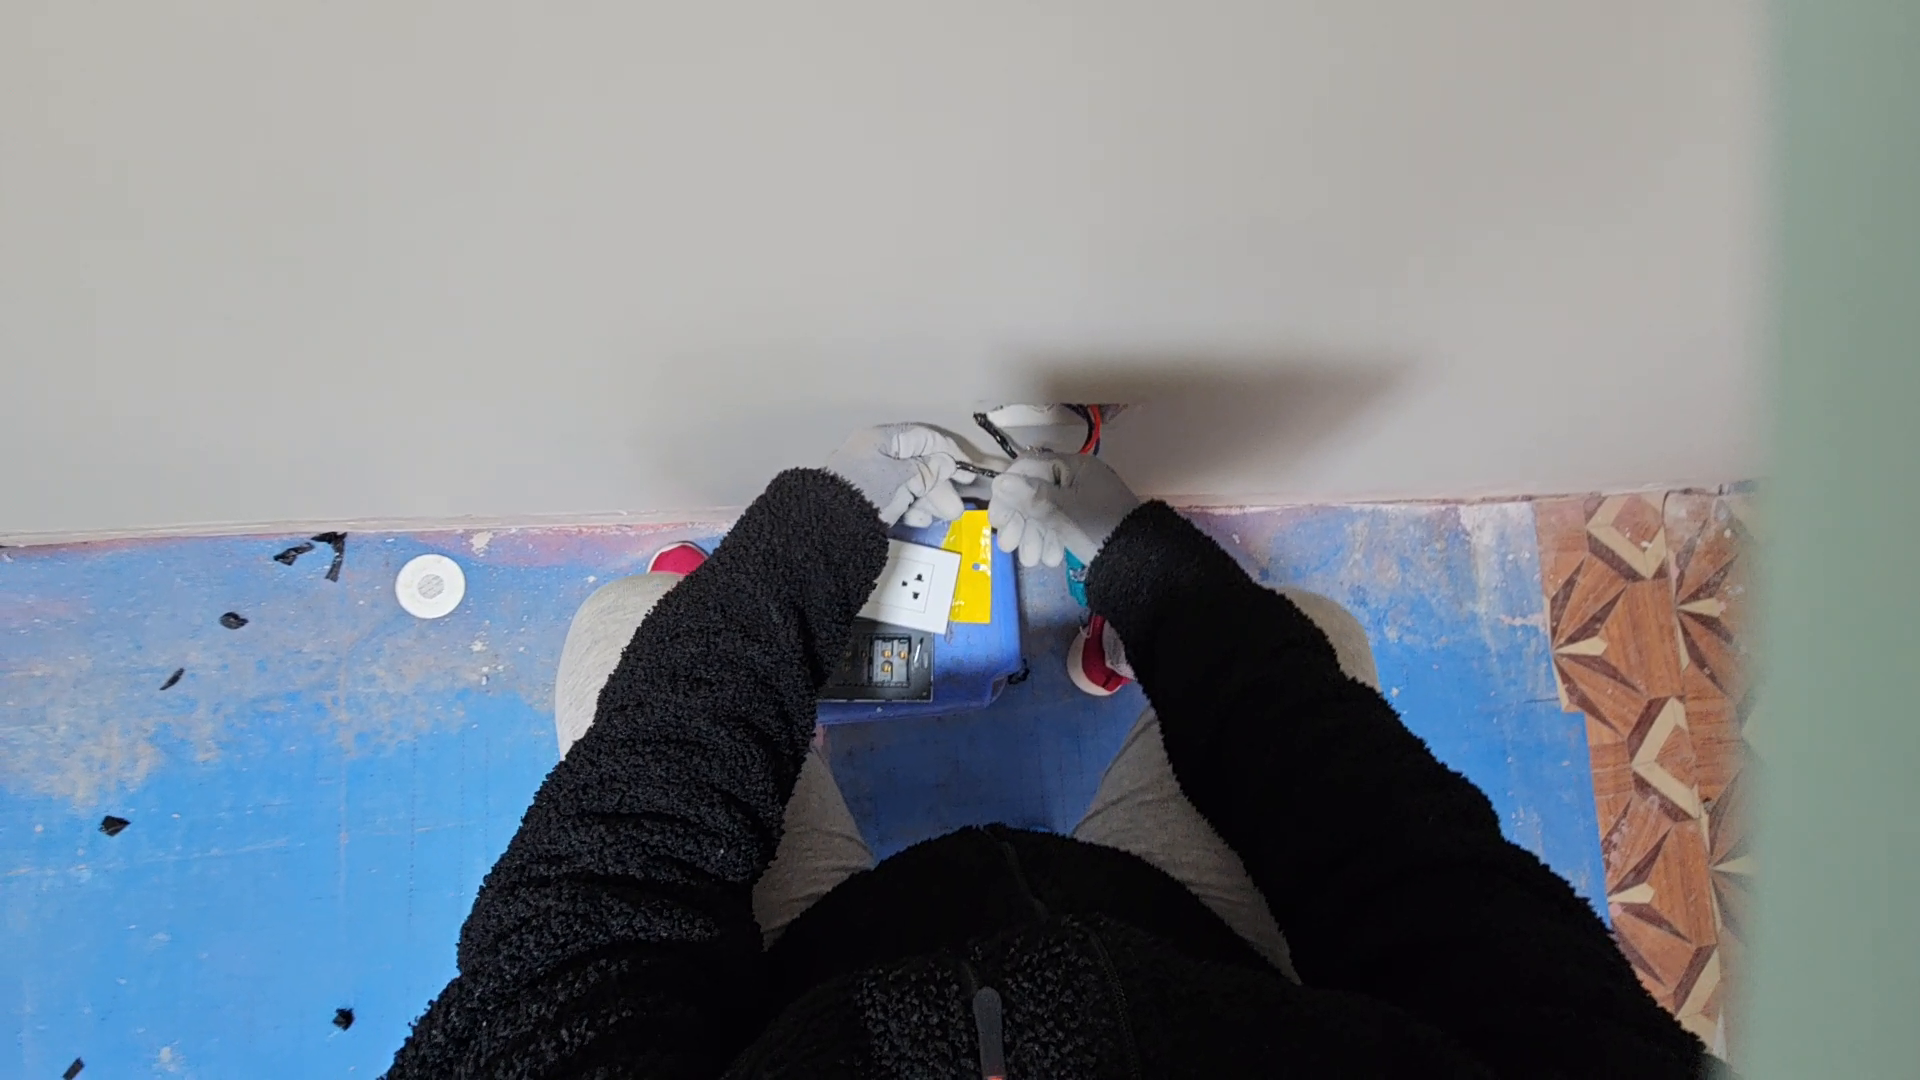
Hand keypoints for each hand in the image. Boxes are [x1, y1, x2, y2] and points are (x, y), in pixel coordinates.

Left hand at [827, 424, 967, 526]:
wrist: (830, 526)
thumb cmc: (865, 493)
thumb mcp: (901, 478)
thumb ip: (927, 470)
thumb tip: (947, 463)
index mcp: (882, 440)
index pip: (924, 439)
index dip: (950, 454)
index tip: (968, 471)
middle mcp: (877, 455)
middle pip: (920, 465)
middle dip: (941, 485)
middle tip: (956, 504)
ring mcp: (873, 479)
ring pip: (911, 485)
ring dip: (931, 499)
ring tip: (946, 515)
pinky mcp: (870, 500)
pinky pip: (898, 500)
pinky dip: (912, 508)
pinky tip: (919, 519)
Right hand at [988, 451, 1139, 566]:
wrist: (1140, 561)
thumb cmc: (1099, 529)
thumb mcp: (1063, 512)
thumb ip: (1031, 497)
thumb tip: (1000, 481)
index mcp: (1073, 467)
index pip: (1027, 468)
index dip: (1007, 492)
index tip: (997, 518)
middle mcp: (1075, 479)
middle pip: (1033, 493)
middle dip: (1019, 522)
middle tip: (1008, 545)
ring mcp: (1081, 501)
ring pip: (1044, 513)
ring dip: (1032, 536)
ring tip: (1031, 560)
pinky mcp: (1084, 521)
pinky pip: (1058, 525)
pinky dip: (1049, 540)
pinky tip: (1049, 559)